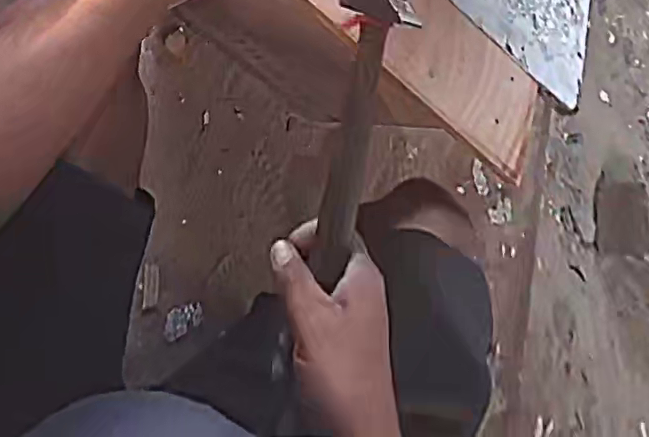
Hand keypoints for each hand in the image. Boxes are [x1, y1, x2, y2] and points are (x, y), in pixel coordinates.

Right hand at [271, 223, 399, 436]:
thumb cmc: (344, 383)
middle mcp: (367, 293)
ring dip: (301, 292)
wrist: (358, 436)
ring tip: (290, 309)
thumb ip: (293, 277)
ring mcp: (360, 317)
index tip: (287, 246)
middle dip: (301, 266)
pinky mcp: (351, 340)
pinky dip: (306, 314)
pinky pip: (323, 310)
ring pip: (323, 285)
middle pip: (328, 257)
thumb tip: (281, 248)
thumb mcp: (309, 319)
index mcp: (365, 277)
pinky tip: (297, 332)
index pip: (339, 231)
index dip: (310, 233)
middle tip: (283, 279)